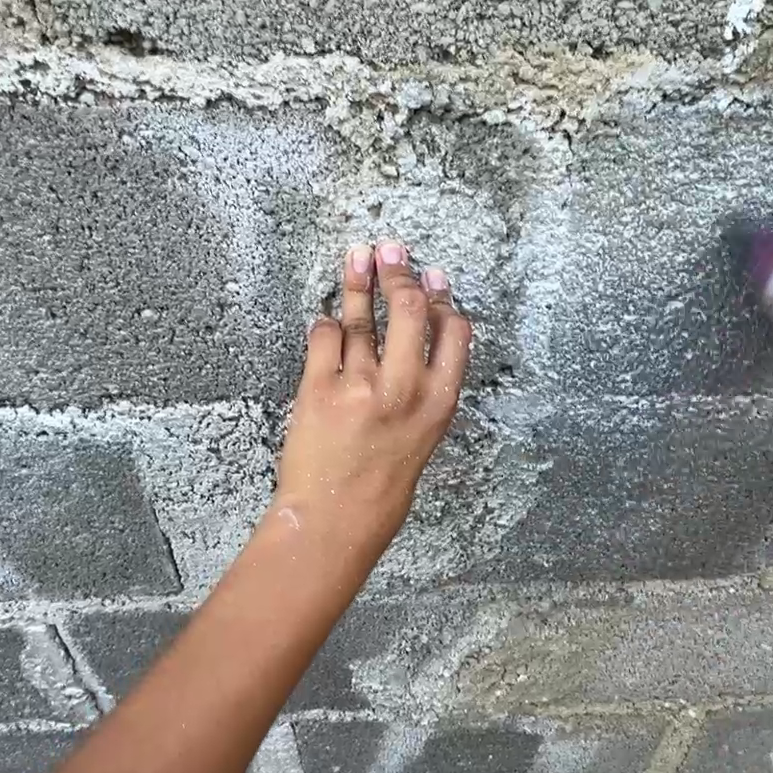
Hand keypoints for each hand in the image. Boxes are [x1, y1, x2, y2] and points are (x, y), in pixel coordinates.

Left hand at [273, 241, 471, 541]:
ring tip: (356, 256)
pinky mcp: (318, 389)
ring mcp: (360, 386)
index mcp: (438, 402)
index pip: (454, 332)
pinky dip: (323, 325)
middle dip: (399, 271)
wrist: (335, 522)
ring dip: (357, 282)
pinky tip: (325, 320)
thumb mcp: (423, 437)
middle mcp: (404, 388)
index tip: (433, 277)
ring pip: (360, 317)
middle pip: (409, 309)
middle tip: (391, 249)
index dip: (443, 299)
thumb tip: (416, 342)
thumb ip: (423, 389)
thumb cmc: (383, 487)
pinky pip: (322, 338)